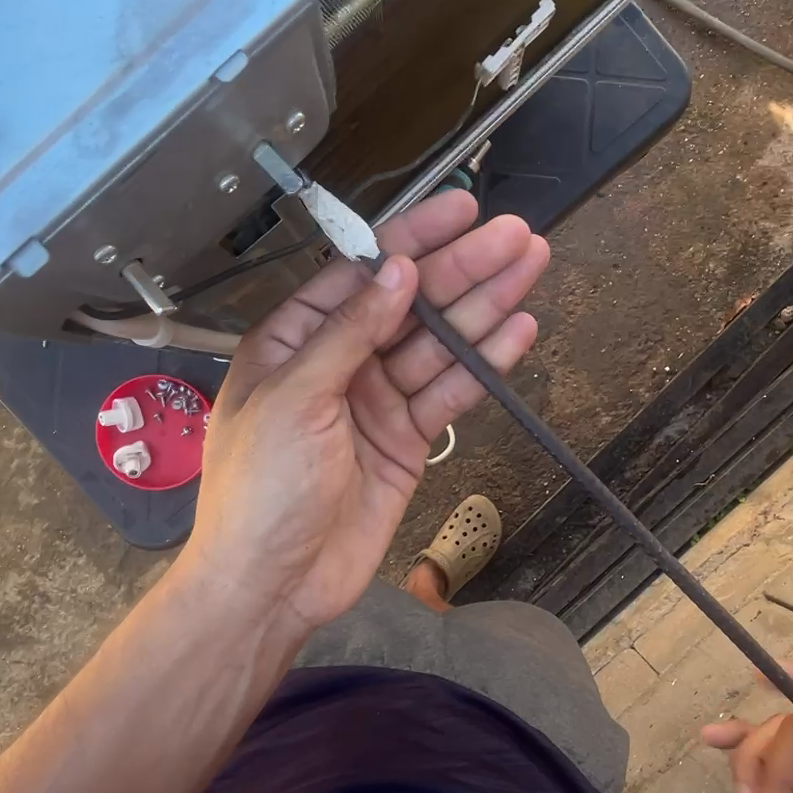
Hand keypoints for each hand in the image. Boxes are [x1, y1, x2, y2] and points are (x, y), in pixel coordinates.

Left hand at [181, 191, 545, 638]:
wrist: (273, 582)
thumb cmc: (261, 487)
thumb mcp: (294, 397)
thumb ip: (349, 331)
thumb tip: (397, 271)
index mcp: (297, 339)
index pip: (363, 274)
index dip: (414, 239)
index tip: (463, 210)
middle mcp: (341, 361)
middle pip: (412, 304)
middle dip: (464, 268)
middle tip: (519, 236)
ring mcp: (378, 402)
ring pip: (440, 345)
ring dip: (485, 308)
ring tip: (531, 268)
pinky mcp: (408, 441)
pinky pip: (450, 394)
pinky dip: (484, 366)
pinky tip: (518, 332)